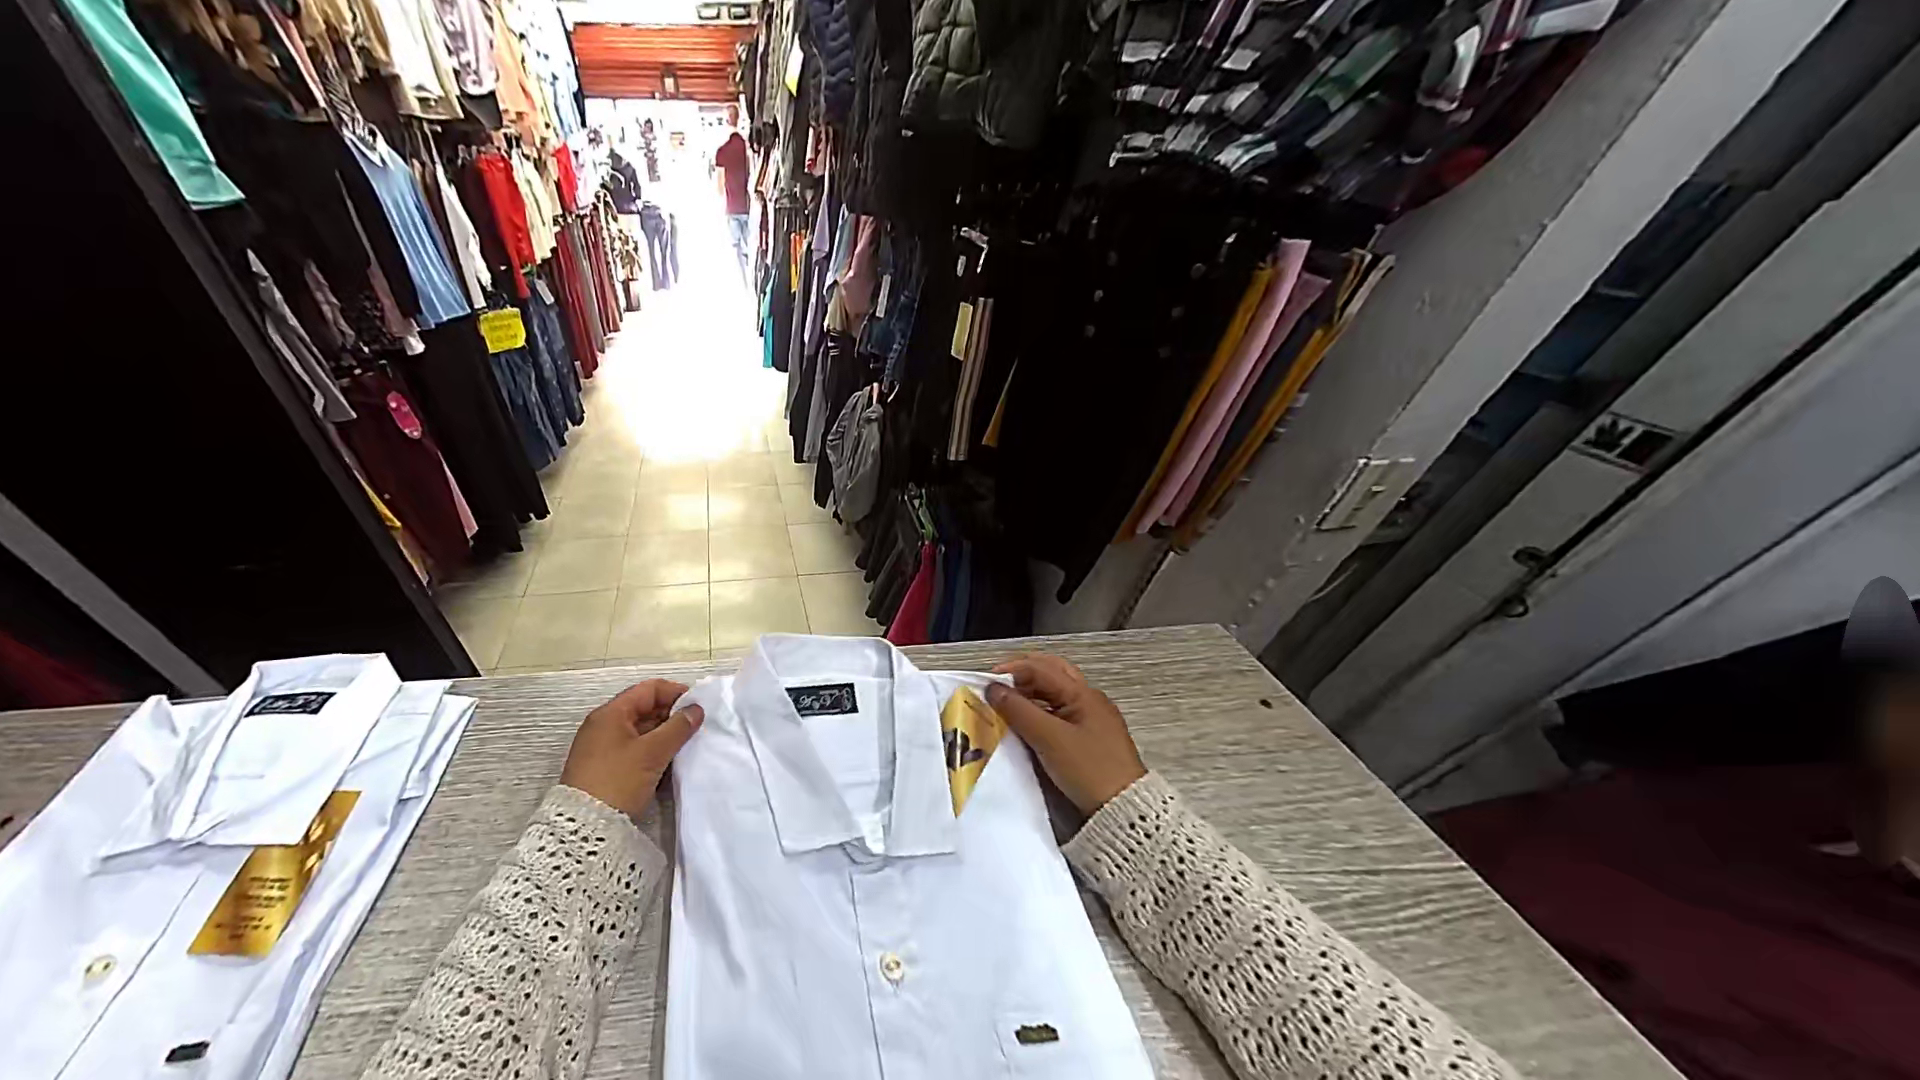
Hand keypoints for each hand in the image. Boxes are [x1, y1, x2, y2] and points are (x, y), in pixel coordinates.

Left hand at [559, 679, 703, 820]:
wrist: (584, 827)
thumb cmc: (618, 780)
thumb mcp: (653, 751)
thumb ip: (678, 727)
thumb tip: (695, 710)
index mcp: (611, 713)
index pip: (649, 689)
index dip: (675, 692)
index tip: (697, 705)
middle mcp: (603, 724)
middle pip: (645, 707)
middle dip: (671, 713)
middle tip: (695, 726)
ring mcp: (602, 745)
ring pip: (641, 728)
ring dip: (664, 732)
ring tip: (685, 743)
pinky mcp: (604, 765)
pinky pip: (634, 746)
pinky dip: (652, 747)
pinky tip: (668, 759)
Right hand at [987, 655, 1145, 814]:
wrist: (1123, 811)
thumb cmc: (1088, 770)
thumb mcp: (1049, 739)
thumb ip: (1019, 711)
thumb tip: (994, 689)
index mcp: (1083, 693)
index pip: (1041, 669)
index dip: (1012, 671)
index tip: (986, 683)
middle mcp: (1089, 699)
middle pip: (1051, 674)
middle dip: (1022, 675)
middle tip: (997, 686)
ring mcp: (1090, 718)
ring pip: (1055, 693)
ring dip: (1030, 693)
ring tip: (1005, 704)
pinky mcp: (1088, 737)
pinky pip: (1058, 712)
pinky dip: (1038, 710)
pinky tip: (1024, 723)